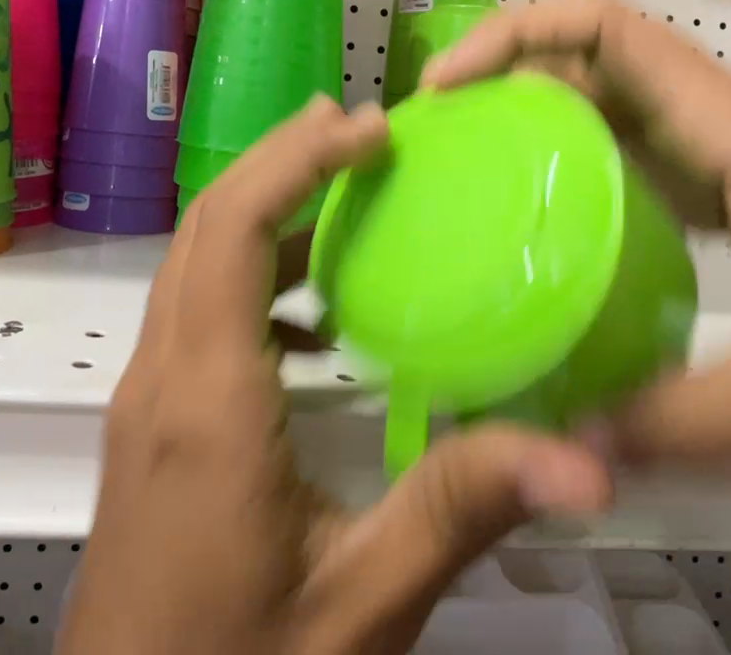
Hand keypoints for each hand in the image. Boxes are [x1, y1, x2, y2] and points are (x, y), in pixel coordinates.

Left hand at [59, 97, 612, 654]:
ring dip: (261, 215)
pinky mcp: (149, 426)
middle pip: (204, 228)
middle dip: (279, 164)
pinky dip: (249, 281)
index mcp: (206, 402)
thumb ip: (462, 511)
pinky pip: (194, 316)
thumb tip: (586, 462)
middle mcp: (160, 379)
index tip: (369, 129)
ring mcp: (144, 400)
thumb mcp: (362, 601)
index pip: (229, 230)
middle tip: (360, 133)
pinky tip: (312, 318)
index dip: (295, 162)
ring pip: (193, 266)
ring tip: (343, 196)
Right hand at [423, 0, 730, 459]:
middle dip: (499, 74)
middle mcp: (712, 119)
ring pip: (601, 99)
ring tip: (460, 170)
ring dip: (526, 114)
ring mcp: (716, 149)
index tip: (447, 85)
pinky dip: (564, 161)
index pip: (608, 28)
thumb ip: (697, 420)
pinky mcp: (721, 183)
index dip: (516, 34)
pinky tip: (535, 221)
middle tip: (431, 138)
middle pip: (586, 55)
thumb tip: (574, 452)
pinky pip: (623, 149)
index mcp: (730, 127)